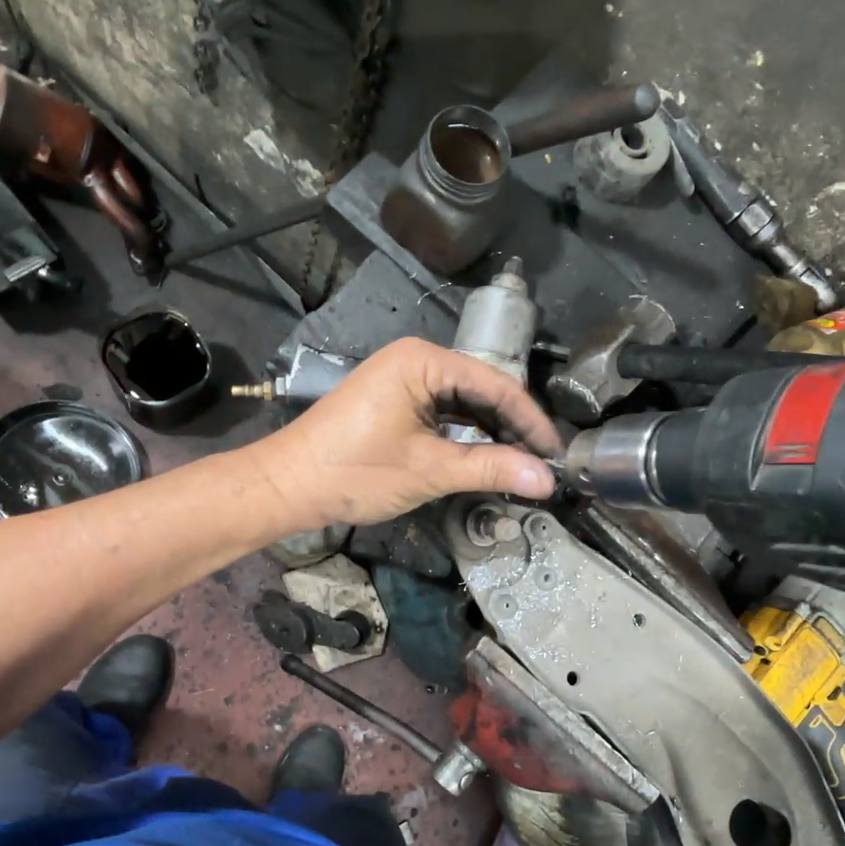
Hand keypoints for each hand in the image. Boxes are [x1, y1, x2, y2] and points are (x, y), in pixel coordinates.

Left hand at [247, 338, 561, 528]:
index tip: (558, 454)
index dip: (531, 421)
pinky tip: (488, 460)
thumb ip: (491, 469)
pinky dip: (467, 438)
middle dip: (514, 429)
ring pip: (466, 405)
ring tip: (524, 467)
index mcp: (424, 360)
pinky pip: (445, 414)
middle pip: (483, 392)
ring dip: (493, 435)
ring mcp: (404, 380)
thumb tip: (548, 481)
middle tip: (545, 466)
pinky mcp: (396, 401)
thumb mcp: (429, 470)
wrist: (286, 486)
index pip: (497, 385)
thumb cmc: (354, 471)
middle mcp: (417, 359)